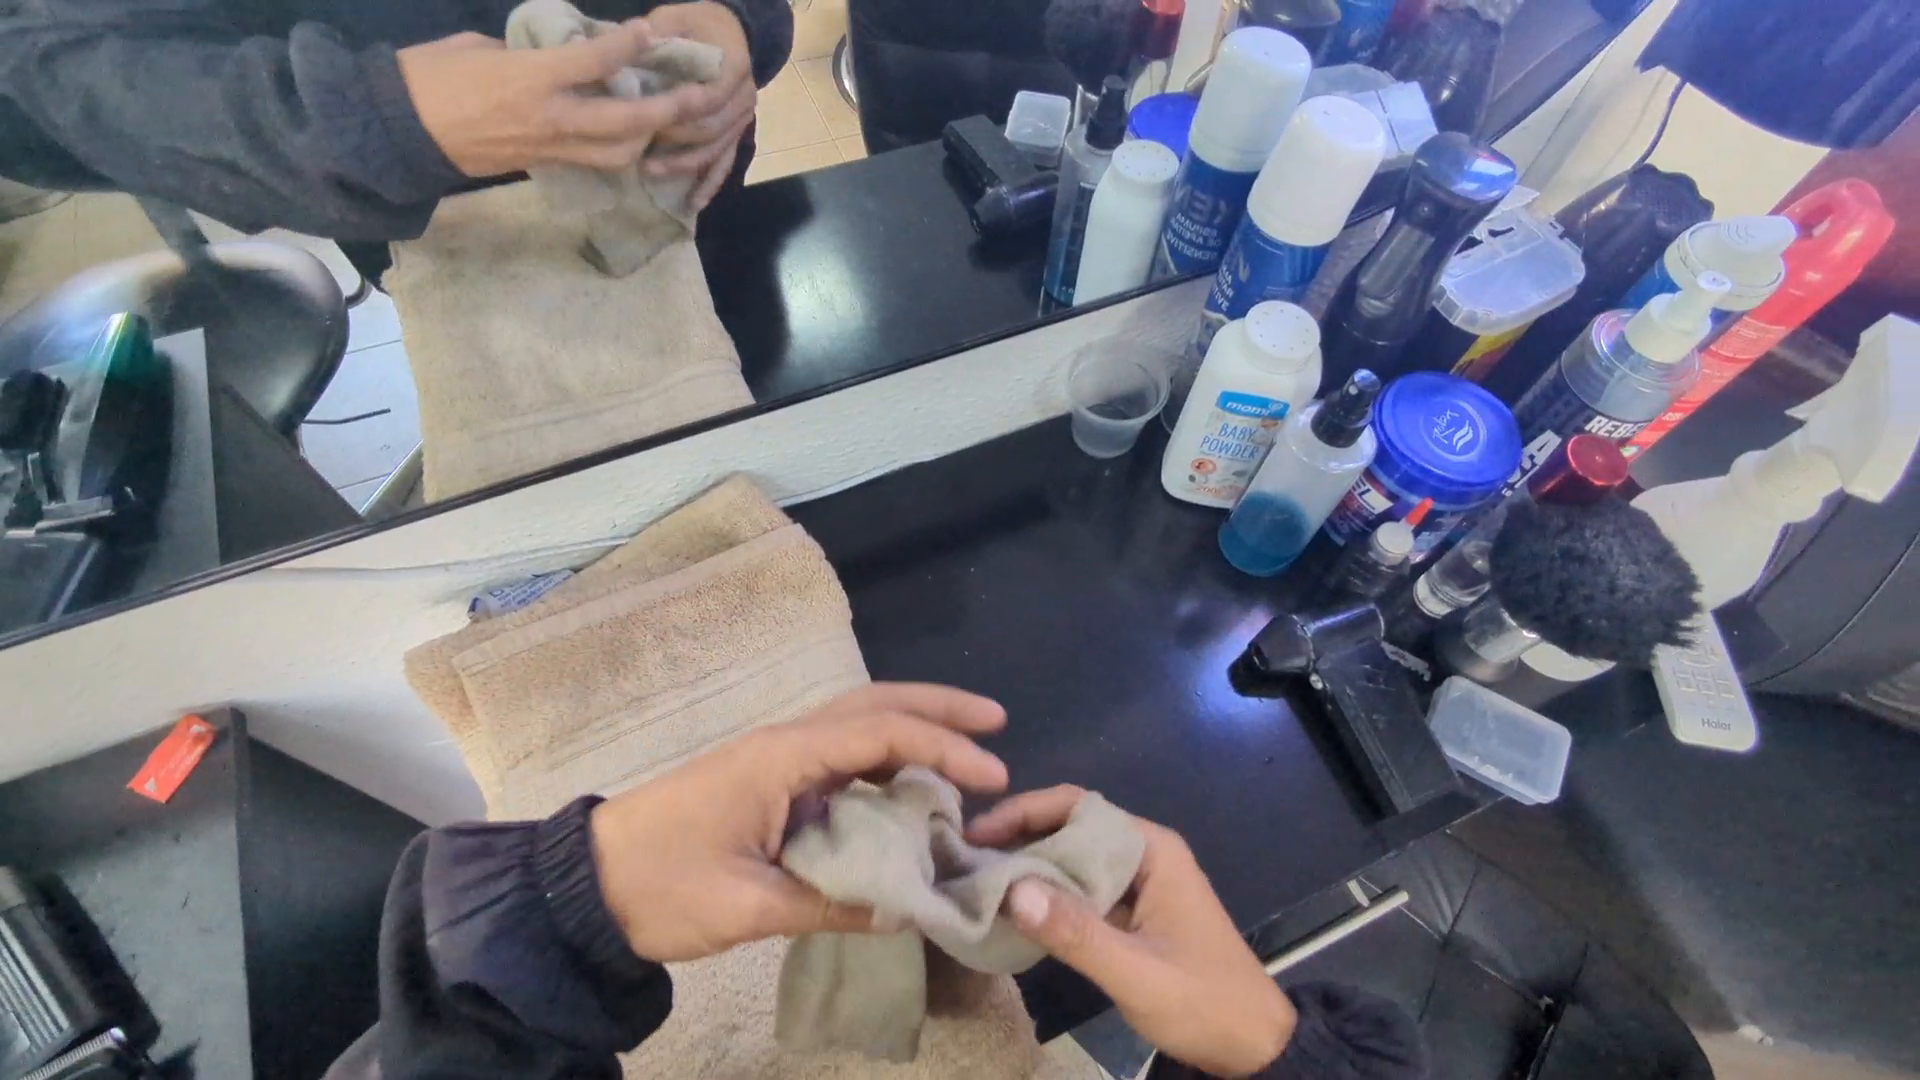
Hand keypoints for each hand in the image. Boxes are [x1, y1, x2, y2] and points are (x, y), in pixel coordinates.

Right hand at [398, 23, 698, 176]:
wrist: (406, 130)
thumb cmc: (432, 75)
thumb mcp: (481, 47)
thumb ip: (531, 54)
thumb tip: (562, 54)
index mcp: (531, 79)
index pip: (593, 62)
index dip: (628, 46)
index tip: (652, 34)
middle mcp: (553, 119)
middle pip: (627, 121)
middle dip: (667, 111)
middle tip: (698, 98)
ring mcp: (555, 148)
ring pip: (622, 152)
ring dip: (652, 137)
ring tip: (673, 120)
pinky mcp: (552, 166)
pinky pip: (601, 163)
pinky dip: (625, 151)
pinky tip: (639, 139)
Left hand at [589, 683, 1008, 962]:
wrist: (586, 884)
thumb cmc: (662, 887)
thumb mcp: (748, 907)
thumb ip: (833, 902)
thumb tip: (908, 906)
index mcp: (784, 757)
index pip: (880, 734)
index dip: (942, 749)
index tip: (993, 775)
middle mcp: (789, 742)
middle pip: (876, 704)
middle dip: (939, 708)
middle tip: (997, 720)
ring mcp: (780, 757)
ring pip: (861, 722)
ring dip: (916, 728)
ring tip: (969, 751)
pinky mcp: (774, 778)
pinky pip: (844, 755)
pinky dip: (887, 761)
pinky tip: (910, 787)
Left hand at [639, 1, 756, 208]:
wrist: (736, 33)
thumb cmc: (702, 24)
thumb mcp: (678, 16)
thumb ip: (660, 34)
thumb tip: (628, 51)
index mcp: (733, 67)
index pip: (708, 98)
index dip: (679, 110)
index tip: (646, 115)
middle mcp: (743, 99)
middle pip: (710, 130)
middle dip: (674, 140)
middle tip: (638, 144)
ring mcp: (743, 122)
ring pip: (715, 152)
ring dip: (685, 166)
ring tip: (651, 172)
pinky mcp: (737, 136)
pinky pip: (725, 165)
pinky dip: (710, 185)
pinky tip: (694, 204)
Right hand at [968, 787, 1298, 1077]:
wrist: (1256, 1049)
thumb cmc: (1204, 1003)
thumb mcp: (1138, 975)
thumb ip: (1077, 934)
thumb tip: (1012, 889)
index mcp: (1150, 849)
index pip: (1077, 806)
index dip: (1024, 812)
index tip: (979, 835)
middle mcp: (1143, 851)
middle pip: (1071, 825)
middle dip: (1020, 836)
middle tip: (969, 858)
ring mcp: (1140, 879)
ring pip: (1074, 854)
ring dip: (1031, 862)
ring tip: (982, 878)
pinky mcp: (1133, 907)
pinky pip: (1083, 883)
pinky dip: (1049, 890)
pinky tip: (1017, 906)